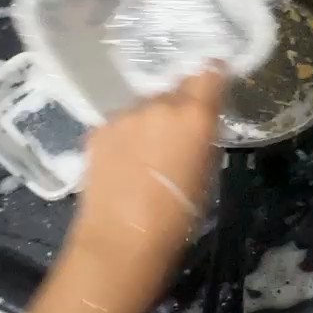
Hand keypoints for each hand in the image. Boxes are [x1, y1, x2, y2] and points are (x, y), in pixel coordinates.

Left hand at [60, 69, 224, 312]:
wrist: (122, 240)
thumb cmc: (179, 215)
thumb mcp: (207, 170)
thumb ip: (204, 136)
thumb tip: (200, 123)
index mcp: (195, 115)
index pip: (209, 72)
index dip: (213, 77)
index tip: (214, 86)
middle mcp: (160, 105)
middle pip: (175, 89)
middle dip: (179, 105)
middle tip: (179, 134)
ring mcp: (125, 115)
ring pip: (146, 106)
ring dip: (151, 120)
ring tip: (148, 153)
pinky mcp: (99, 129)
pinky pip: (122, 122)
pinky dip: (127, 134)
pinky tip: (125, 162)